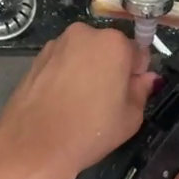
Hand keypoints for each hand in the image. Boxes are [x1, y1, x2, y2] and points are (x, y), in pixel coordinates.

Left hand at [0, 23, 156, 178]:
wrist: (32, 145)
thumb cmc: (88, 131)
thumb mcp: (130, 117)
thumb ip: (141, 91)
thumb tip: (146, 78)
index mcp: (113, 43)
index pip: (137, 53)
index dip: (137, 75)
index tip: (130, 95)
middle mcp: (84, 34)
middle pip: (108, 49)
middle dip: (111, 68)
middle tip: (106, 101)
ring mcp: (56, 44)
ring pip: (83, 54)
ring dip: (87, 71)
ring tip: (81, 104)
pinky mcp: (36, 58)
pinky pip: (62, 62)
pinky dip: (66, 75)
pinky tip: (63, 102)